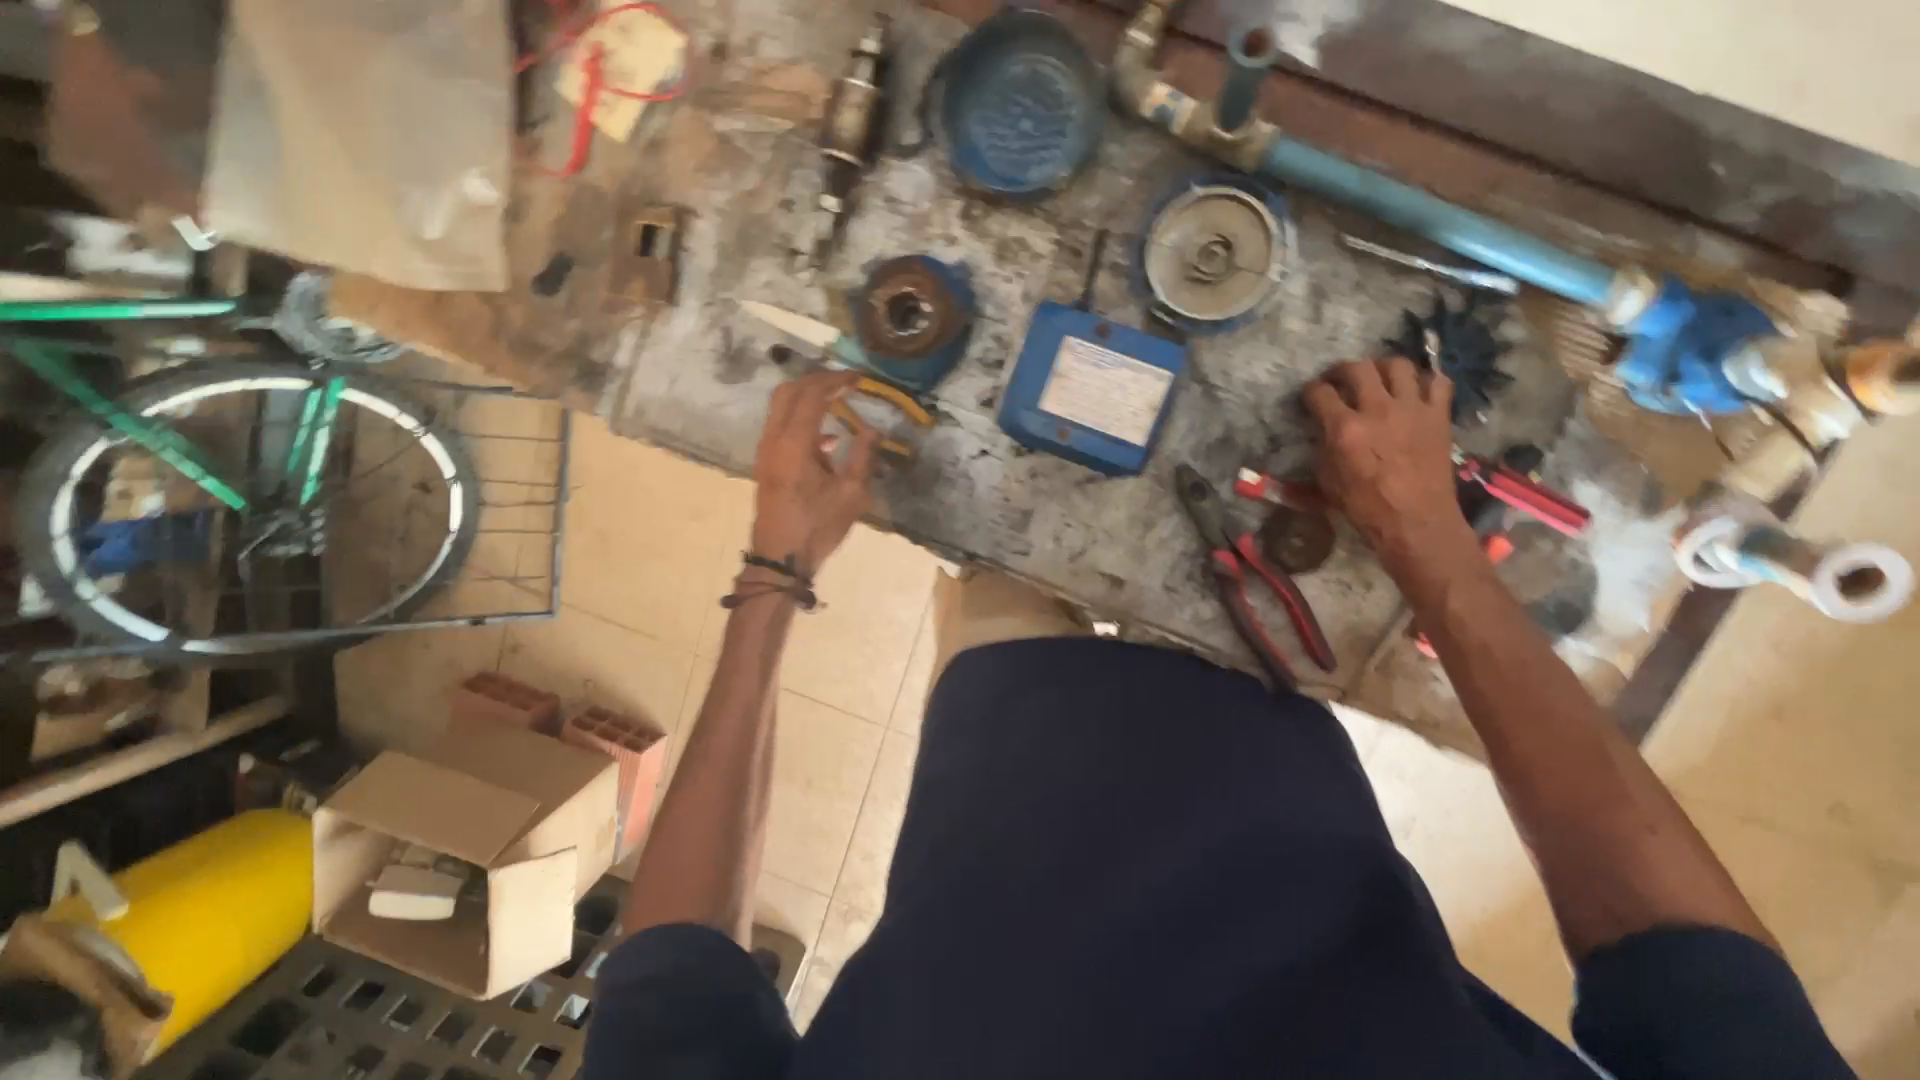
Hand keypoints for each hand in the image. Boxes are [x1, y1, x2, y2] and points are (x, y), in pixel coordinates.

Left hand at [750, 371, 878, 576]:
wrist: (780, 559)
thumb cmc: (818, 528)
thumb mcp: (852, 494)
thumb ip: (863, 456)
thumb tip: (873, 430)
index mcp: (795, 443)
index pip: (813, 395)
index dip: (836, 381)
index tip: (859, 379)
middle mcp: (774, 439)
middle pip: (789, 391)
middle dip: (818, 381)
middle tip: (846, 383)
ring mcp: (766, 450)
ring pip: (781, 407)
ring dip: (808, 398)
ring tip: (839, 403)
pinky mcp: (766, 463)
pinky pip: (781, 426)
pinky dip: (802, 419)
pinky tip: (829, 439)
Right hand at [1303, 358, 1472, 571]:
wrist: (1416, 523)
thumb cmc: (1367, 508)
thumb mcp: (1329, 481)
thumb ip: (1324, 448)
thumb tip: (1324, 431)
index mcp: (1345, 429)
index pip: (1320, 393)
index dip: (1311, 391)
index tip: (1311, 396)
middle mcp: (1377, 410)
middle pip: (1358, 367)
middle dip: (1342, 370)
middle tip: (1340, 380)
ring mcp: (1412, 409)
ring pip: (1397, 365)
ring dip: (1383, 368)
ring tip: (1379, 379)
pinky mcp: (1439, 415)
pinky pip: (1437, 381)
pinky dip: (1425, 381)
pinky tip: (1416, 391)